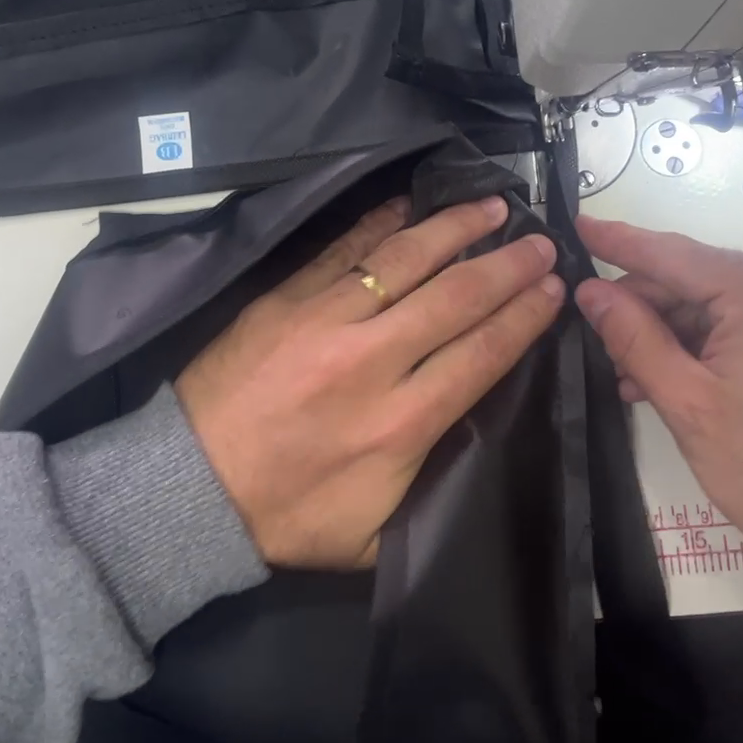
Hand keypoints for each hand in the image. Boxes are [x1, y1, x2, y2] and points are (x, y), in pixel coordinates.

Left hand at [176, 195, 564, 568]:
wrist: (190, 486)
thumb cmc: (285, 515)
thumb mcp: (373, 537)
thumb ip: (427, 491)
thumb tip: (464, 433)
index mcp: (401, 423)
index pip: (482, 352)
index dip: (524, 316)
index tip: (553, 290)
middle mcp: (372, 361)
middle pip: (456, 297)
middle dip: (507, 266)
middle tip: (541, 242)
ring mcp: (325, 320)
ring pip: (405, 260)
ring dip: (455, 229)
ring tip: (492, 206)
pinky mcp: (286, 299)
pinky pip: (344, 250)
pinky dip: (381, 224)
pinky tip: (410, 205)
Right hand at [573, 218, 742, 576]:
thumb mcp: (686, 406)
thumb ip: (634, 337)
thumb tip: (591, 290)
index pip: (679, 255)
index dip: (622, 241)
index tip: (580, 226)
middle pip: (710, 276)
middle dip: (653, 302)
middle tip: (606, 335)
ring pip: (738, 296)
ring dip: (686, 325)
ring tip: (641, 371)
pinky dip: (726, 335)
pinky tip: (691, 370)